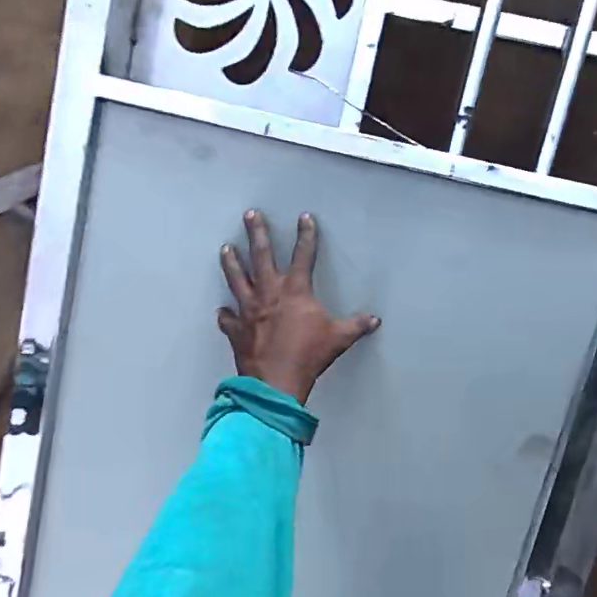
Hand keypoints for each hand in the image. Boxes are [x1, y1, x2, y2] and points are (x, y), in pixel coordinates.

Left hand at [217, 210, 378, 404]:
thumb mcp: (338, 338)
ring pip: (237, 278)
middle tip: (250, 215)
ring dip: (231, 262)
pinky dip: (225, 314)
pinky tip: (222, 310)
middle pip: (261, 255)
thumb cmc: (308, 356)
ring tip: (225, 248)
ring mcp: (249, 309)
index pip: (304, 254)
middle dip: (257, 232)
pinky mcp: (236, 328)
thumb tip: (373, 321)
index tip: (304, 218)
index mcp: (295, 290)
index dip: (306, 235)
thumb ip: (355, 326)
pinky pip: (228, 318)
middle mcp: (269, 292)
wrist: (276, 381)